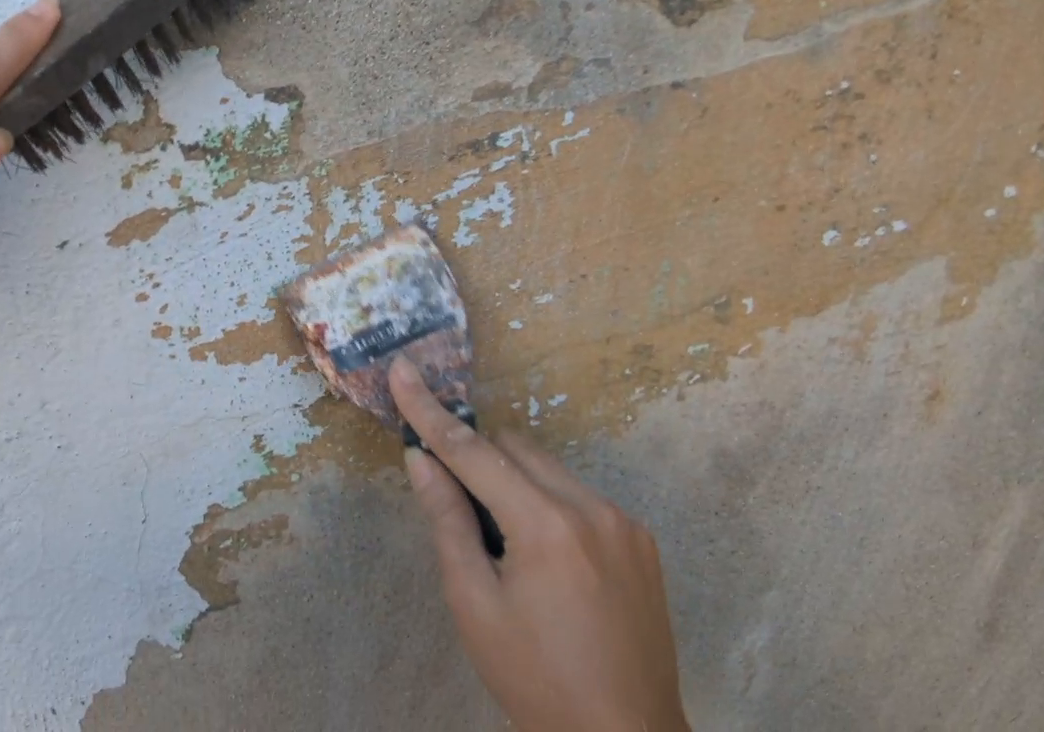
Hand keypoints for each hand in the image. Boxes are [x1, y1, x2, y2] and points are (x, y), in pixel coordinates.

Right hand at [391, 356, 689, 731]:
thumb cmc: (532, 673)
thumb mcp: (473, 601)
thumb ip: (446, 520)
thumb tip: (420, 458)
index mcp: (547, 525)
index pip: (473, 451)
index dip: (429, 412)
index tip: (402, 370)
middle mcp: (593, 509)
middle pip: (514, 448)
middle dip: (476, 459)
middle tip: (454, 502)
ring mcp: (625, 524)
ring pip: (546, 468)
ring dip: (512, 481)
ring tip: (503, 544)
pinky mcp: (641, 542)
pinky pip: (577, 495)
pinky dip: (545, 502)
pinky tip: (543, 558)